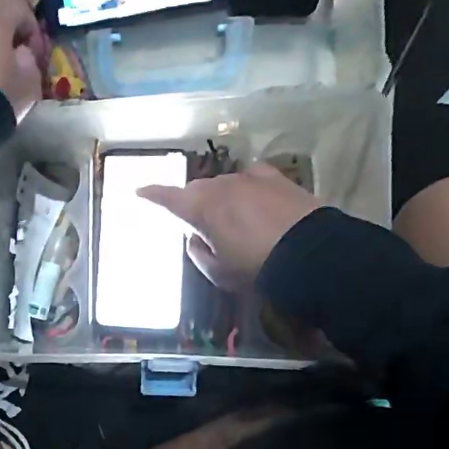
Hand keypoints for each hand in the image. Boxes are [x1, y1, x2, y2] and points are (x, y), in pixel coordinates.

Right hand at [138, 164, 322, 291]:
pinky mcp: (274, 178)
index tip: (140, 191)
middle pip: (196, 190)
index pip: (167, 197)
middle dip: (191, 202)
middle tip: (196, 222)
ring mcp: (248, 178)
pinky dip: (244, 185)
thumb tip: (194, 238)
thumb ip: (199, 253)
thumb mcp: (218, 272)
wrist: (308, 252)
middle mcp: (219, 186)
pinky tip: (251, 195)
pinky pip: (250, 176)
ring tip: (227, 215)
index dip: (152, 195)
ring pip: (223, 183)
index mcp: (199, 208)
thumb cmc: (254, 266)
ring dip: (219, 196)